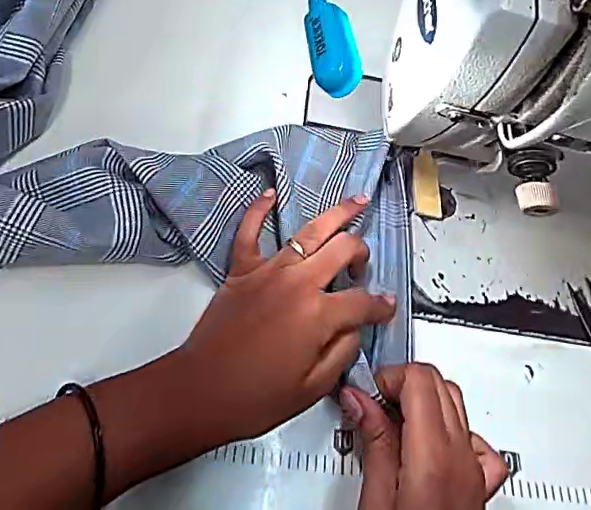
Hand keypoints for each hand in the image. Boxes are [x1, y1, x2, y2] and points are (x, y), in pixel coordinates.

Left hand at [168, 191, 397, 445]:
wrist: (204, 387)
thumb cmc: (256, 396)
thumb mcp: (313, 388)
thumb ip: (342, 352)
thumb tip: (355, 328)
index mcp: (318, 315)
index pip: (363, 302)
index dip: (381, 305)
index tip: (386, 306)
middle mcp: (297, 283)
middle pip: (342, 249)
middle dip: (361, 252)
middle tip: (363, 263)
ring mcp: (269, 269)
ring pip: (309, 231)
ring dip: (336, 214)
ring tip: (355, 201)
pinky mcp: (242, 267)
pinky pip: (251, 229)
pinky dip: (260, 208)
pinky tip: (271, 194)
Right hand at [341, 363, 507, 509]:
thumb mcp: (375, 500)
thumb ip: (373, 441)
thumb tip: (359, 397)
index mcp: (435, 458)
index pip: (419, 379)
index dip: (388, 378)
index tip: (367, 393)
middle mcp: (463, 460)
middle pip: (437, 383)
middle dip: (402, 383)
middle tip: (374, 404)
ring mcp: (476, 473)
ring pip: (456, 404)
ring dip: (425, 400)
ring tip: (394, 421)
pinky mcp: (480, 488)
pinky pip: (478, 443)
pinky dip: (455, 430)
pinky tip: (431, 442)